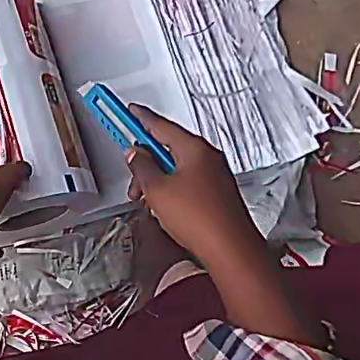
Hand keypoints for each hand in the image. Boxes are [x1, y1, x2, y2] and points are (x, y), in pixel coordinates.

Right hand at [125, 106, 264, 266]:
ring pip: (177, 168)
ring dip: (157, 180)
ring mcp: (215, 175)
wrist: (230, 249)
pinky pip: (188, 182)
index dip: (140, 118)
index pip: (161, 126)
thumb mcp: (157, 190)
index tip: (129, 111)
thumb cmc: (201, 219)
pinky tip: (164, 206)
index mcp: (194, 149)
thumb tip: (136, 155)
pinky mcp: (217, 193)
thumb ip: (142, 167)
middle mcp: (208, 158)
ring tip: (147, 198)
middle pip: (168, 148)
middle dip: (146, 162)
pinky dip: (171, 190)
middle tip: (133, 172)